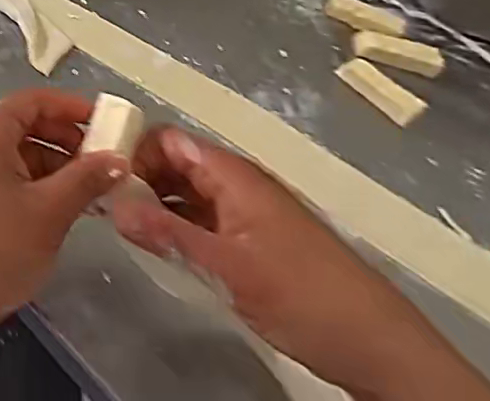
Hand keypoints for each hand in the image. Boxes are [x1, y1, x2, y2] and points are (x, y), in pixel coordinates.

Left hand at [0, 89, 127, 326]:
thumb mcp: (51, 209)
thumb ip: (87, 179)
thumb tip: (119, 159)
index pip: (36, 100)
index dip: (73, 107)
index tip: (108, 122)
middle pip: (30, 123)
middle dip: (70, 139)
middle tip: (109, 159)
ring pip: (24, 150)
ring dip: (60, 164)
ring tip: (99, 188)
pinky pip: (14, 171)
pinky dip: (43, 181)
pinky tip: (72, 205)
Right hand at [109, 127, 489, 400]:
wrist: (384, 349)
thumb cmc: (304, 297)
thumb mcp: (228, 269)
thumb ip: (167, 234)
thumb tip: (113, 205)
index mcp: (232, 174)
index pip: (169, 140)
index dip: (134, 151)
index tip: (105, 178)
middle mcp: (239, 183)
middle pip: (176, 162)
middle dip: (140, 176)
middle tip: (108, 205)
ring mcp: (249, 211)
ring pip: (189, 191)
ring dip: (157, 202)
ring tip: (126, 225)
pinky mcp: (257, 239)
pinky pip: (206, 216)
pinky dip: (179, 223)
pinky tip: (164, 245)